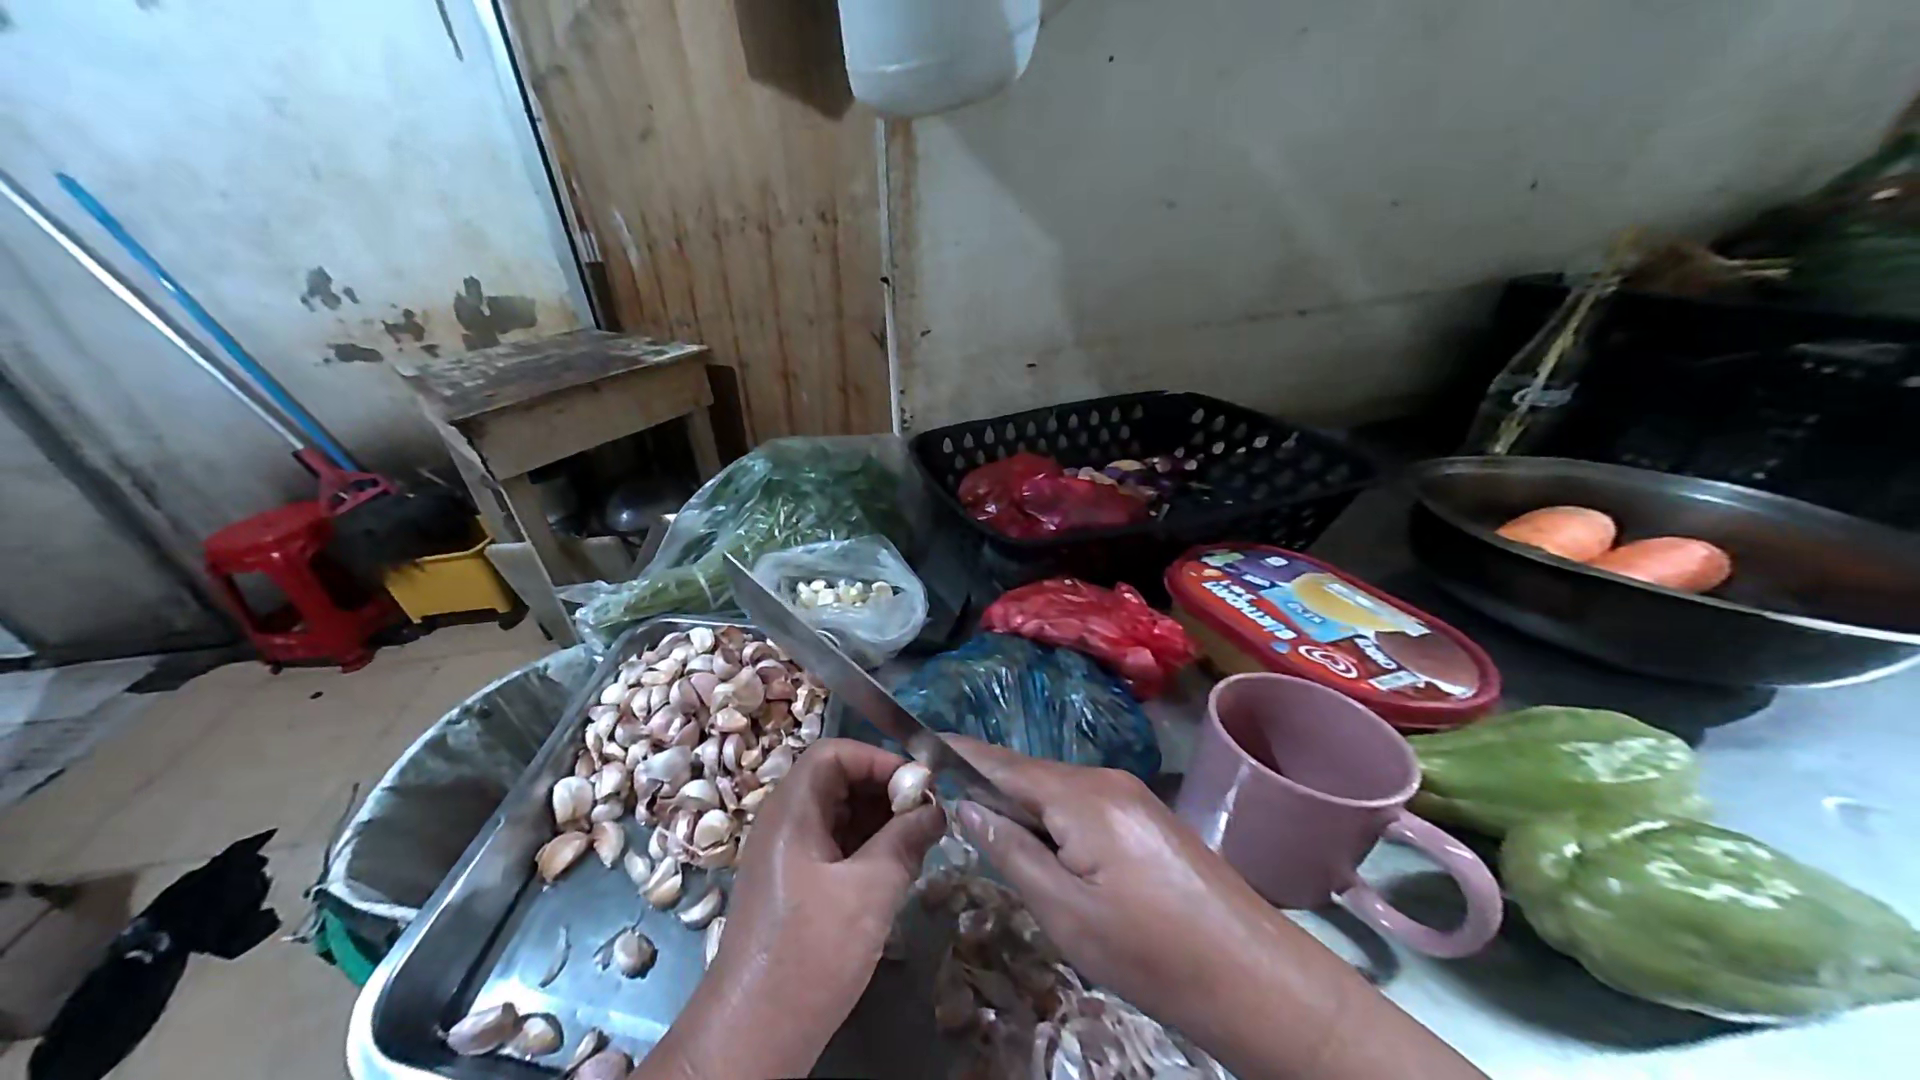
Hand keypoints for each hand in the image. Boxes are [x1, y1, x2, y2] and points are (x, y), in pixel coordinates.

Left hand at [638, 739, 943, 1079]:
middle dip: (886, 790)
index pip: (833, 754)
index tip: (918, 783)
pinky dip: (870, 846)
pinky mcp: (798, 884)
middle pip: (838, 781)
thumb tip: (938, 807)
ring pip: (841, 814)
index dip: (877, 759)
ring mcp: (790, 855)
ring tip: (921, 841)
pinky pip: (838, 845)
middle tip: (927, 814)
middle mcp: (786, 823)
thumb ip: (906, 839)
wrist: (753, 1036)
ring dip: (882, 820)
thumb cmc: (809, 953)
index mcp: (791, 810)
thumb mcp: (869, 891)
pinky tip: (900, 866)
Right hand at [946, 737, 1285, 1027]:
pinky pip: (1083, 805)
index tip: (923, 747)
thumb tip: (967, 808)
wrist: (1251, 974)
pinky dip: (1053, 819)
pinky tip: (1045, 850)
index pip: (1005, 765)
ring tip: (991, 835)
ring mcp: (1130, 795)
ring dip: (1023, 808)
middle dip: (990, 788)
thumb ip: (1011, 852)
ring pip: (1058, 791)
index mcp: (1081, 796)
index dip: (962, 756)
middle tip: (948, 809)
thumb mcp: (1065, 911)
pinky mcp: (1145, 816)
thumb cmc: (1147, 950)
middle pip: (1031, 775)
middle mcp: (1105, 780)